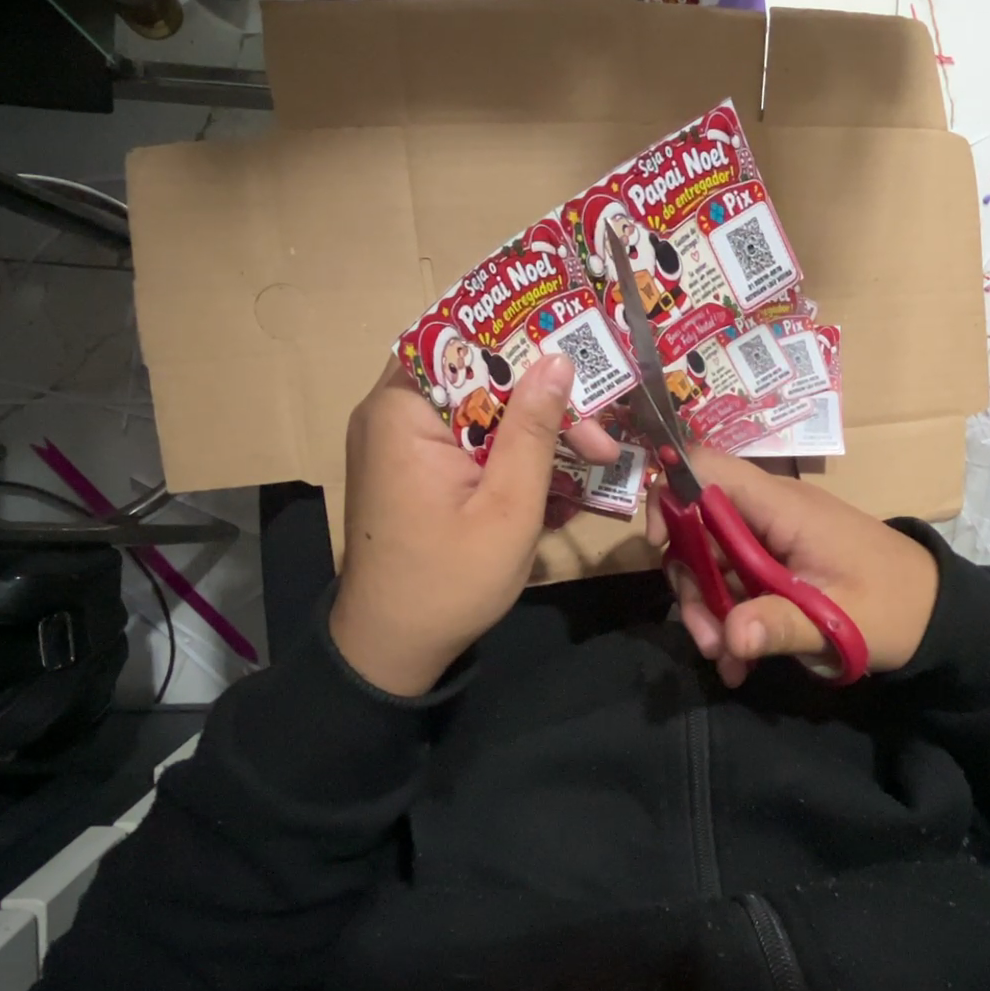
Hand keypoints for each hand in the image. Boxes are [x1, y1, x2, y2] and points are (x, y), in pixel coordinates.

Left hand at [331, 355, 620, 695]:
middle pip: (477, 377)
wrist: (391, 648)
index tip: (582, 359)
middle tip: (599, 439)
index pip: (466, 342)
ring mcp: (397, 442)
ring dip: (533, 435)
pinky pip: (466, 441)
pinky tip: (549, 486)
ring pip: (479, 410)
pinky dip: (507, 456)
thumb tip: (558, 359)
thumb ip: (533, 430)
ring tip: (588, 464)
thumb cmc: (451, 582)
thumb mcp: (508, 507)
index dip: (527, 344)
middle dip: (543, 403)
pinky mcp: (409, 469)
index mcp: (403, 412)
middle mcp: (390, 414)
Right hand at [645, 447, 940, 687]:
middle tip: (709, 640)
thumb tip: (731, 637)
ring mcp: (768, 541)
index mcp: (784, 508)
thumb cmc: (894, 605)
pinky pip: (732, 583)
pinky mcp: (772, 566)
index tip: (661, 546)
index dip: (672, 494)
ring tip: (728, 661)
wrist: (935, 613)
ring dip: (708, 611)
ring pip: (708, 562)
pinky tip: (740, 662)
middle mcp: (768, 515)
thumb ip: (782, 626)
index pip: (709, 468)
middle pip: (696, 528)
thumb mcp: (840, 620)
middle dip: (690, 584)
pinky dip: (730, 620)